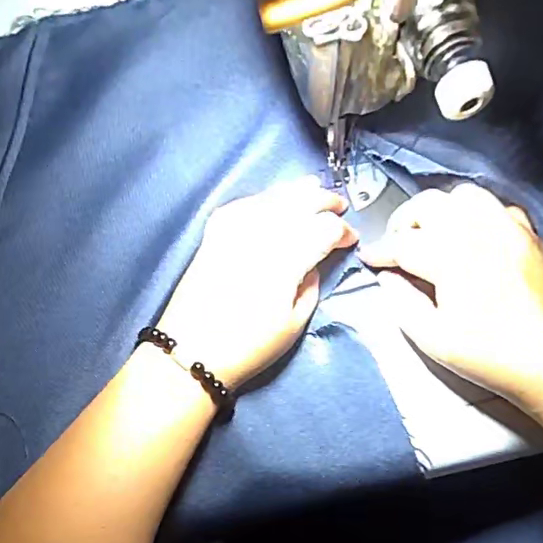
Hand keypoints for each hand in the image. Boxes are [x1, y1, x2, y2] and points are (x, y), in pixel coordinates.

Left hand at [155, 179, 356, 388]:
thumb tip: (315, 263)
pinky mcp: (215, 232)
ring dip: (297, 192)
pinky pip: (246, 202)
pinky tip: (272, 202)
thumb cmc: (247, 346)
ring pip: (274, 195)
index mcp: (287, 259)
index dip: (343, 230)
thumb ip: (311, 285)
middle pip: (301, 201)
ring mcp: (235, 228)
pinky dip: (265, 198)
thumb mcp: (294, 323)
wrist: (192, 350)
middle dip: (325, 200)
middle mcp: (262, 234)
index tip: (350, 239)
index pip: (325, 228)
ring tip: (311, 193)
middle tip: (338, 207)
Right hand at [360, 183, 542, 409]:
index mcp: (451, 256)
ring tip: (429, 234)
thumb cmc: (495, 355)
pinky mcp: (528, 234)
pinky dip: (473, 214)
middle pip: (429, 205)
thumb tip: (388, 279)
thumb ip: (403, 304)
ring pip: (463, 197)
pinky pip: (495, 207)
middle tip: (395, 244)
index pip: (403, 241)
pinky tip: (470, 237)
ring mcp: (508, 228)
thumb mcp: (435, 340)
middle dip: (404, 221)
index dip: (380, 250)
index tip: (370, 259)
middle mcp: (479, 231)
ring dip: (438, 210)